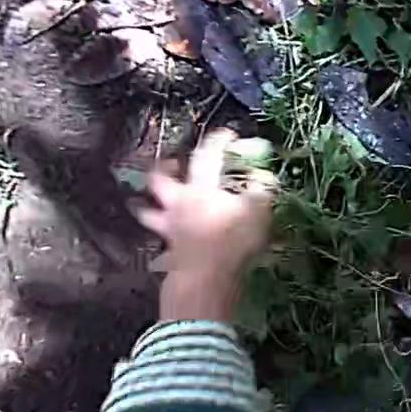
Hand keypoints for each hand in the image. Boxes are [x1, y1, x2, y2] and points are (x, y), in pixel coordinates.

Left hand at [135, 128, 276, 322]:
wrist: (206, 277)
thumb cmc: (233, 240)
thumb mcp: (258, 211)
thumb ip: (261, 190)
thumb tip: (264, 176)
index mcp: (200, 189)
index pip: (207, 157)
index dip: (217, 142)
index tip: (227, 134)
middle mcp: (179, 203)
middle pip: (159, 180)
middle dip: (164, 169)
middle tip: (173, 165)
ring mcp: (170, 227)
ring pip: (148, 211)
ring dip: (146, 205)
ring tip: (148, 204)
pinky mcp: (170, 250)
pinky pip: (161, 239)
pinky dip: (162, 237)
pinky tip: (170, 239)